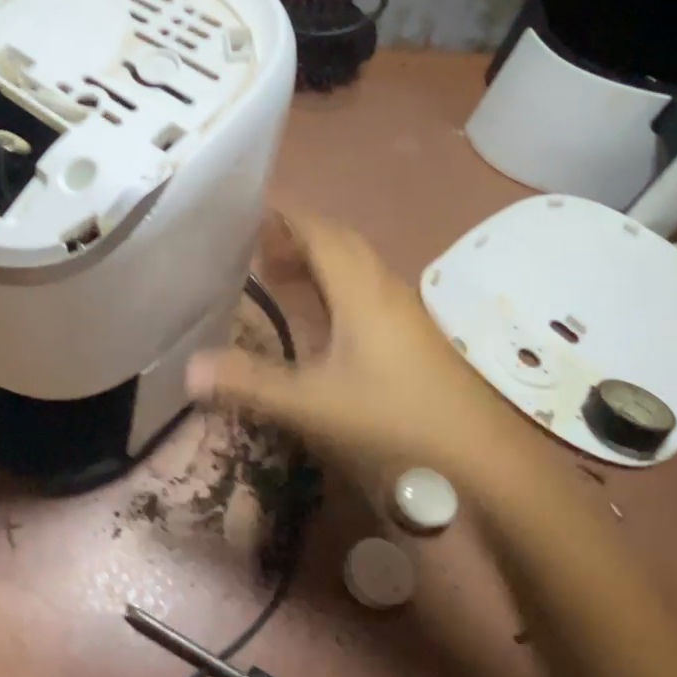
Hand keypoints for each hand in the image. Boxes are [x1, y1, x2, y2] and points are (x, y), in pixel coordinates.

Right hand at [186, 212, 523, 477]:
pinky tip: (312, 322)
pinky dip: (329, 291)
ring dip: (313, 263)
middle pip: (338, 243)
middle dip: (293, 236)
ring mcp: (403, 316)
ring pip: (353, 270)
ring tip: (271, 276)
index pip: (319, 231)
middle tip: (248, 247)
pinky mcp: (411, 342)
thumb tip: (188, 368)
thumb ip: (251, 384)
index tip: (242, 210)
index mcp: (362, 291)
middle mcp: (384, 292)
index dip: (282, 216)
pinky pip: (362, 295)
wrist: (488, 467)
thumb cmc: (398, 421)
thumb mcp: (314, 405)